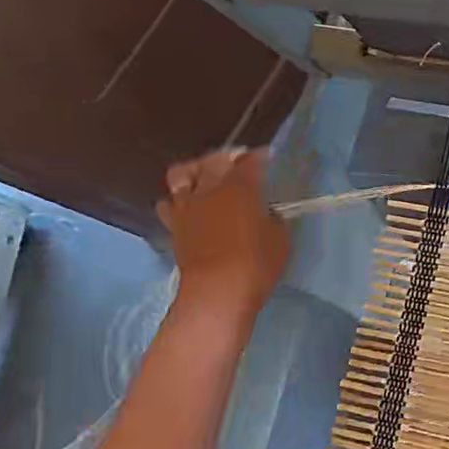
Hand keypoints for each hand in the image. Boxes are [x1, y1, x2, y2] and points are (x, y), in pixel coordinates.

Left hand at [155, 149, 288, 320]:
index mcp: (241, 187)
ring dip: (195, 171)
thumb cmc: (256, 264)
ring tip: (205, 178)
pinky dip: (177, 199)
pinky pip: (168, 202)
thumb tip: (269, 213)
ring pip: (182, 174)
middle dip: (228, 157)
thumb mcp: (280, 239)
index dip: (260, 158)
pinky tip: (188, 206)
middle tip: (239, 163)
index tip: (267, 159)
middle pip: (214, 159)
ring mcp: (188, 205)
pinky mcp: (174, 225)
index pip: (251, 161)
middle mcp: (211, 188)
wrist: (217, 291)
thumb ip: (274, 219)